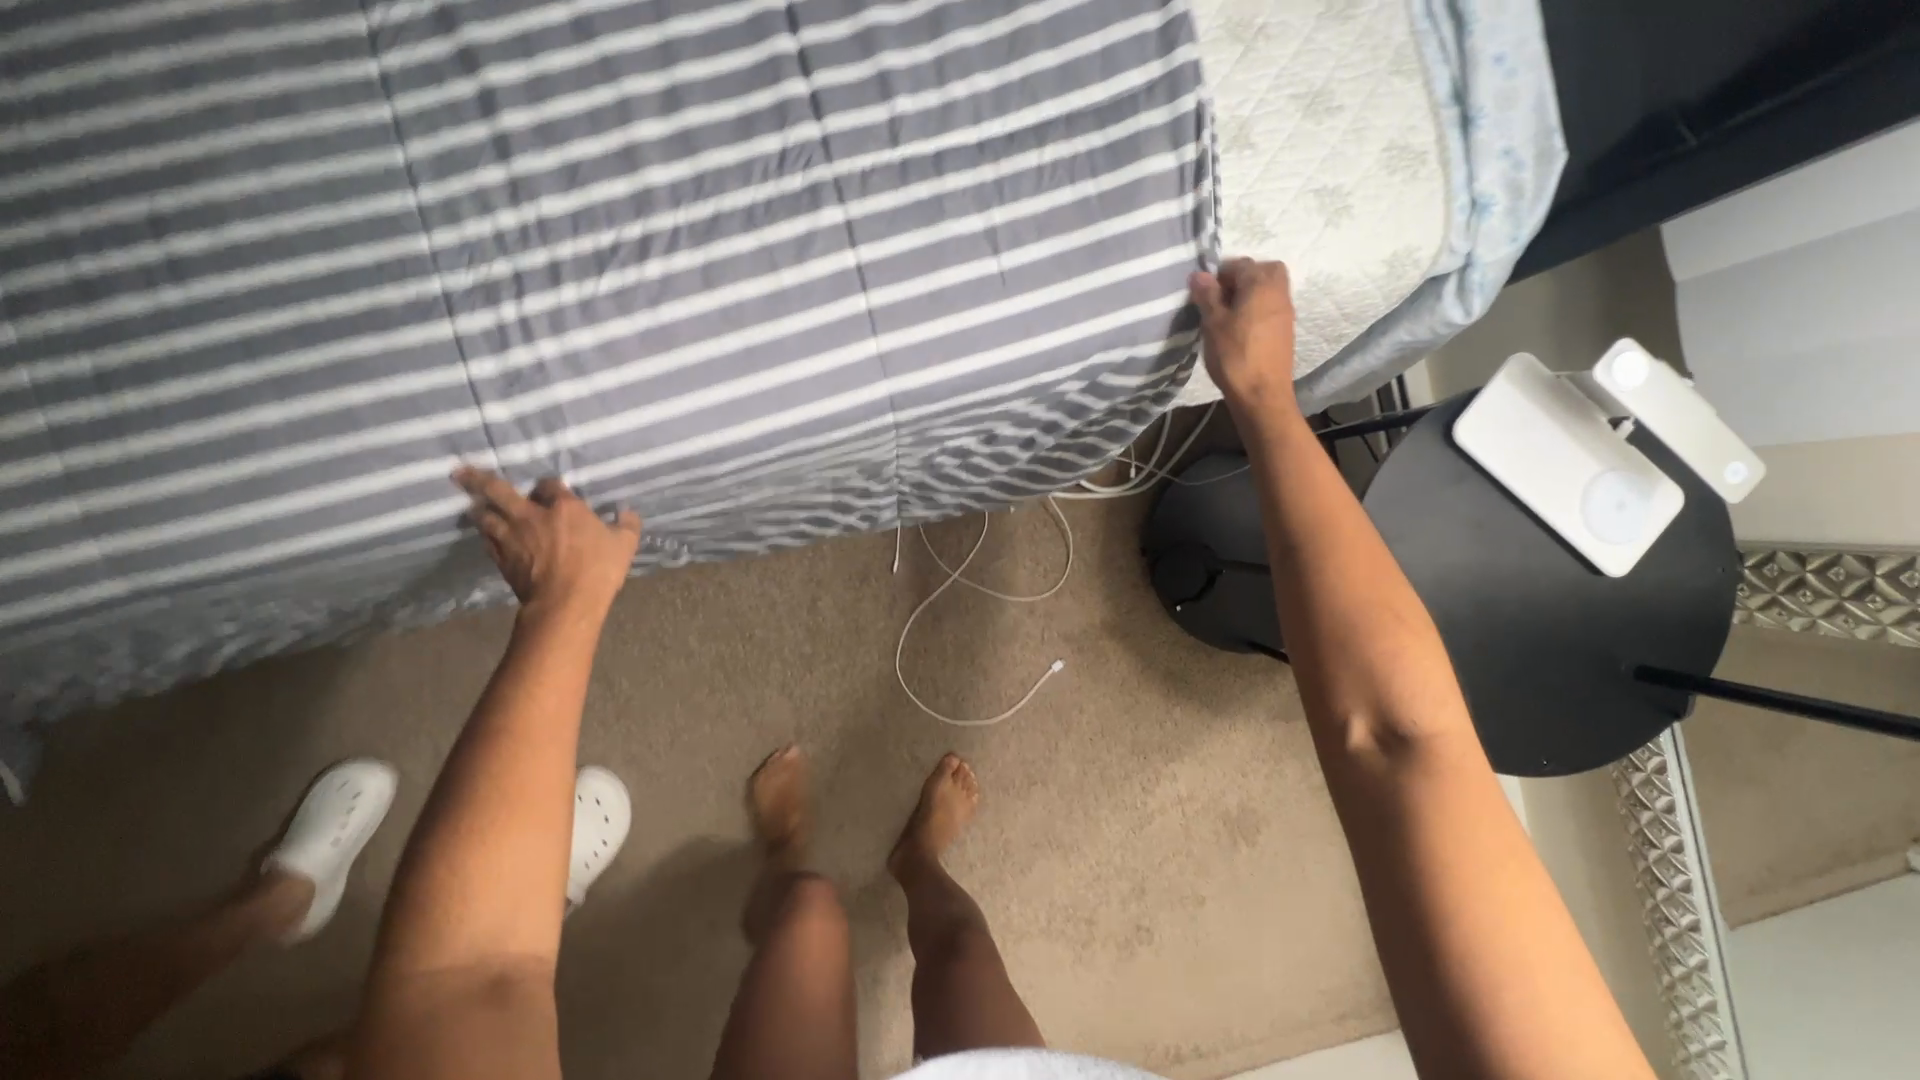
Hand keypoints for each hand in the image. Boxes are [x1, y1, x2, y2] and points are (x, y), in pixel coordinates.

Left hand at [453, 466, 641, 616]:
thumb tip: (628, 513)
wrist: (566, 602)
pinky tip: (485, 536)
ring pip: (485, 516)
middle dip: (478, 479)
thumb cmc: (599, 569)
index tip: (549, 489)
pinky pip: (487, 541)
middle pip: (498, 490)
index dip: (548, 485)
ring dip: (478, 510)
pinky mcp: (501, 558)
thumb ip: (627, 525)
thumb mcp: (625, 545)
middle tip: (460, 472)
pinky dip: (485, 536)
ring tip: (472, 506)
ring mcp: (511, 537)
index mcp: (564, 507)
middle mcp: (531, 515)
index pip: (550, 484)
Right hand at [1189, 258, 1297, 418]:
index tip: (1204, 293)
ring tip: (1228, 315)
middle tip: (1221, 298)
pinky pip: (1272, 306)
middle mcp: (1279, 291)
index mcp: (1261, 284)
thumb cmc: (1234, 355)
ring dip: (1250, 294)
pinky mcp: (1286, 329)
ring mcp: (1286, 311)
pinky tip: (1240, 329)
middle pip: (1263, 270)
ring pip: (1269, 289)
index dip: (1219, 274)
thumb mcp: (1213, 323)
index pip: (1240, 264)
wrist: (1262, 394)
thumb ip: (1207, 295)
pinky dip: (1258, 308)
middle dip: (1242, 278)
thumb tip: (1199, 274)